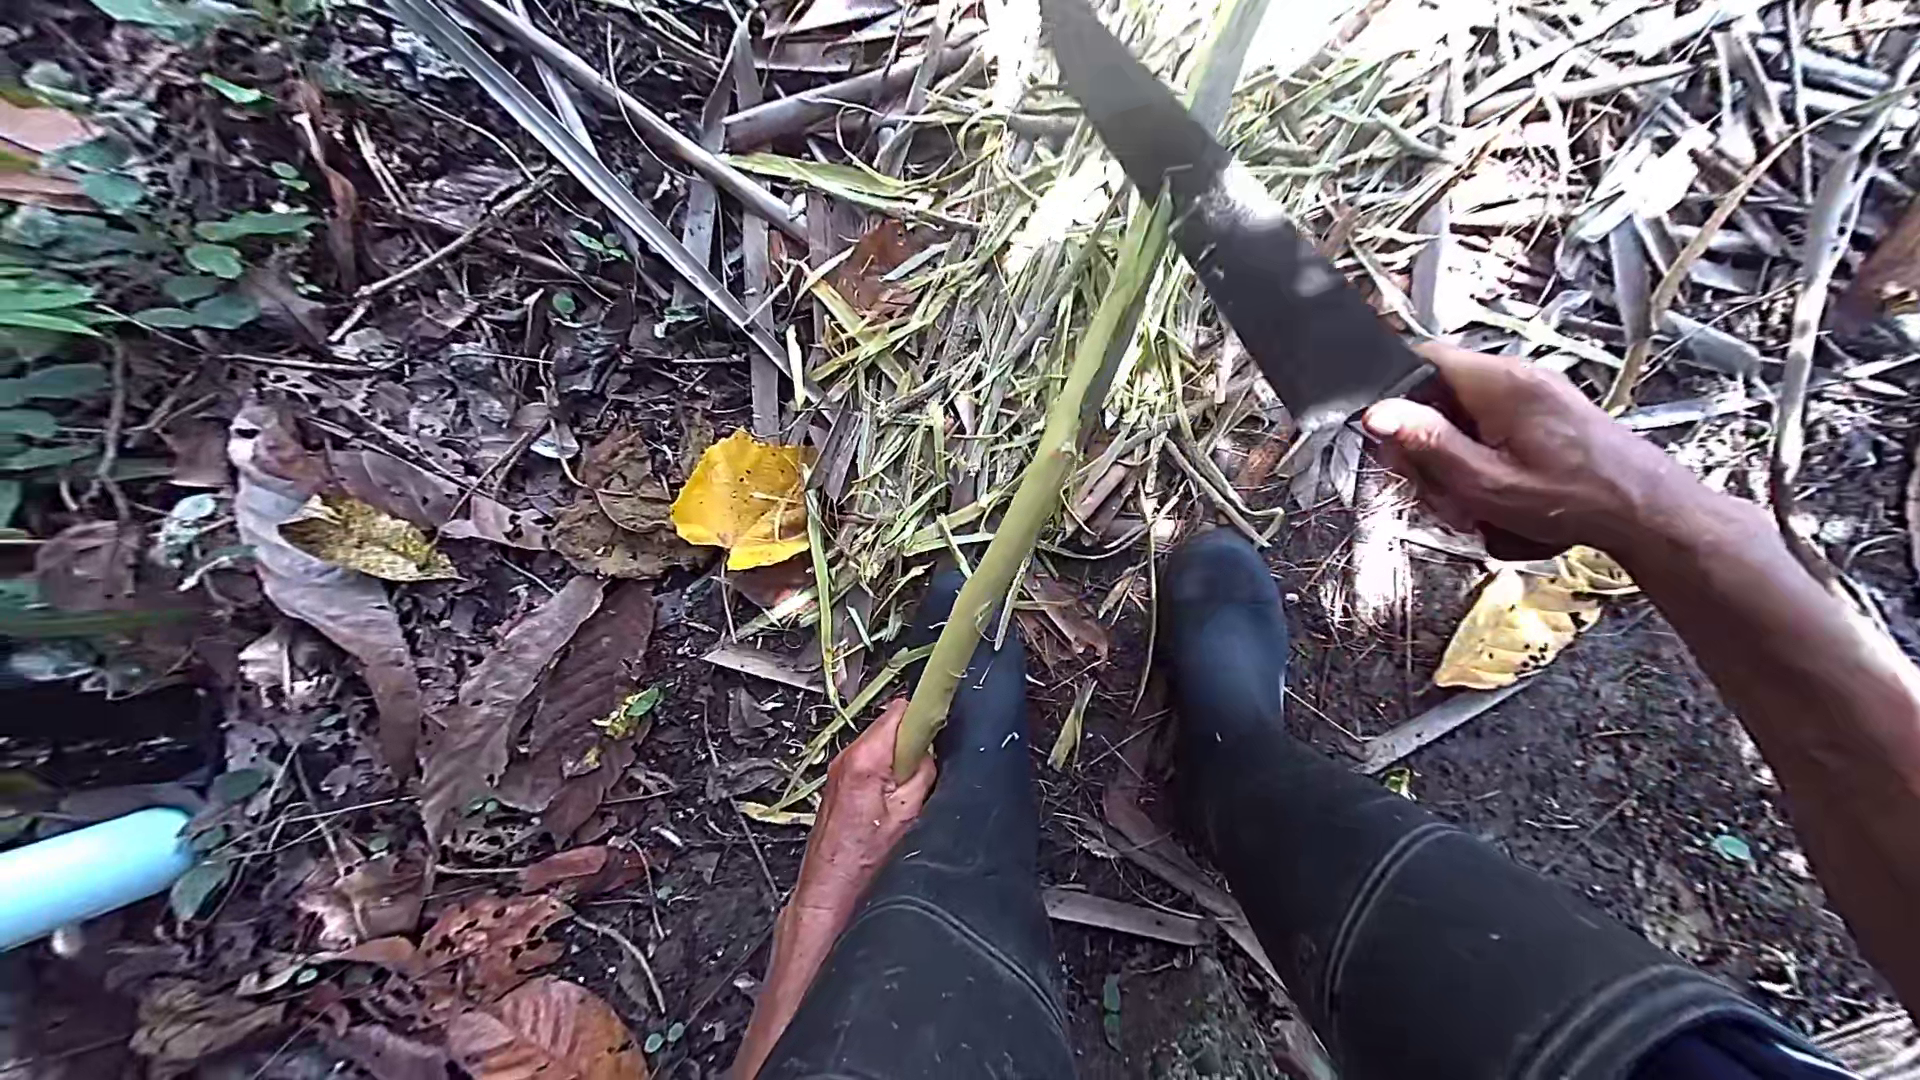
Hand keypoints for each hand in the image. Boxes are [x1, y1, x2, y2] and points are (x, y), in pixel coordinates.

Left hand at [788, 698, 935, 920]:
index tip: (941, 715)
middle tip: (920, 773)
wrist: (829, 889)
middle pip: (892, 723)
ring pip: (882, 740)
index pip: (902, 709)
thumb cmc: (863, 862)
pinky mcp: (839, 777)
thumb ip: (924, 771)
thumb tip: (931, 748)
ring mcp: (839, 765)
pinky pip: (870, 757)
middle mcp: (847, 755)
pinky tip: (887, 800)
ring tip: (900, 793)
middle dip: (913, 742)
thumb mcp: (909, 813)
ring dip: (898, 757)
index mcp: (866, 758)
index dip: (926, 714)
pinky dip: (884, 769)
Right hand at [1362, 343, 1706, 555]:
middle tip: (1426, 478)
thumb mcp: (1482, 479)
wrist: (1647, 515)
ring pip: (1451, 413)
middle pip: (1431, 392)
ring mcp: (1528, 394)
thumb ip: (1426, 442)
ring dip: (1440, 453)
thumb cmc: (1572, 500)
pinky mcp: (1535, 412)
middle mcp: (1516, 378)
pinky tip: (1477, 484)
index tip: (1388, 434)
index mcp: (1501, 384)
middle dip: (1416, 437)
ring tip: (1459, 490)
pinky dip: (1466, 454)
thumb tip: (1378, 413)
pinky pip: (1477, 424)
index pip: (1421, 358)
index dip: (1392, 393)